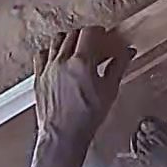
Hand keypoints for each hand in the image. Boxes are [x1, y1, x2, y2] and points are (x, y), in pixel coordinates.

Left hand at [32, 27, 133, 165]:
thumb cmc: (87, 117)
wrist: (63, 136)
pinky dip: (50, 51)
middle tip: (93, 42)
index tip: (102, 34)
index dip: (97, 30)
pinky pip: (41, 54)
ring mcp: (48, 68)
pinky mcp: (38, 76)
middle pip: (72, 34)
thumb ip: (118, 67)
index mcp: (81, 62)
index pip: (88, 33)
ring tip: (76, 48)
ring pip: (55, 41)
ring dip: (67, 39)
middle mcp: (62, 61)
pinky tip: (57, 57)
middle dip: (84, 35)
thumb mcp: (109, 91)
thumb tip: (127, 52)